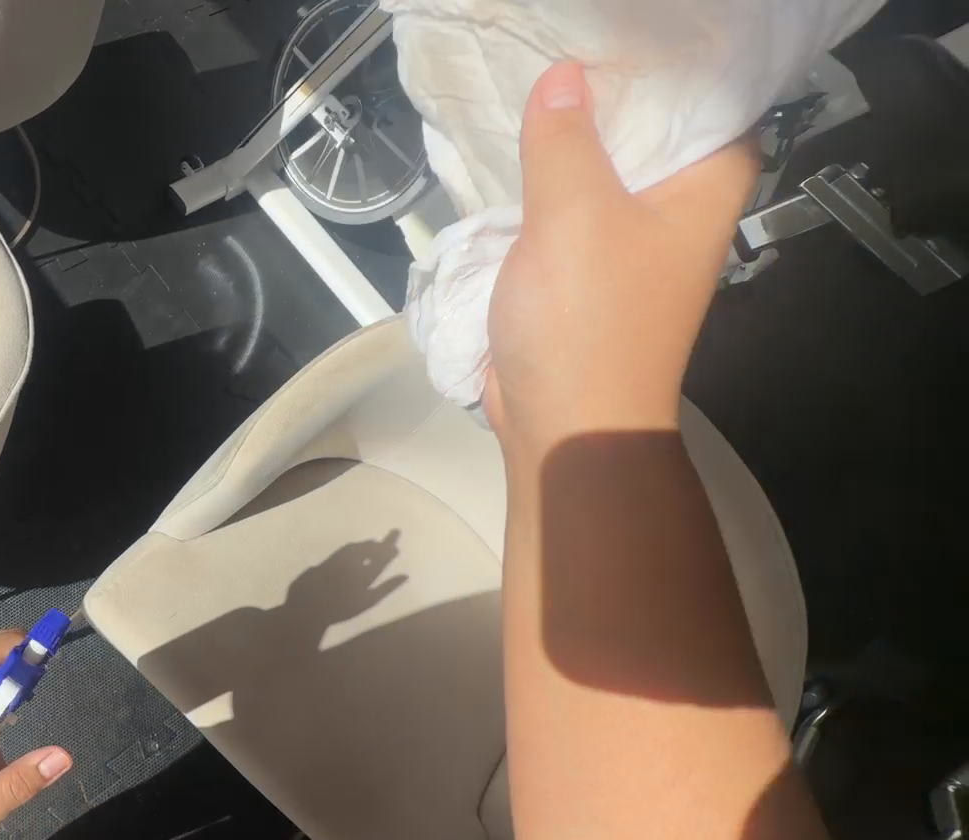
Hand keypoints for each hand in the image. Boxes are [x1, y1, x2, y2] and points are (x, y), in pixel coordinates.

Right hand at [485, 62, 757, 459]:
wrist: (566, 421)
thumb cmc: (585, 319)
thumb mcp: (572, 217)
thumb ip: (563, 143)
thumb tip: (559, 76)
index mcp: (707, 180)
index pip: (691, 94)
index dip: (641, 68)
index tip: (587, 48)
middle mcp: (676, 207)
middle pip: (635, 136)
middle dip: (584, 113)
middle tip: (533, 79)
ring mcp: (627, 247)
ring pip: (588, 182)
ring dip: (549, 165)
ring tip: (511, 124)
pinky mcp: (582, 280)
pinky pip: (558, 225)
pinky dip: (531, 208)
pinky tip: (501, 188)